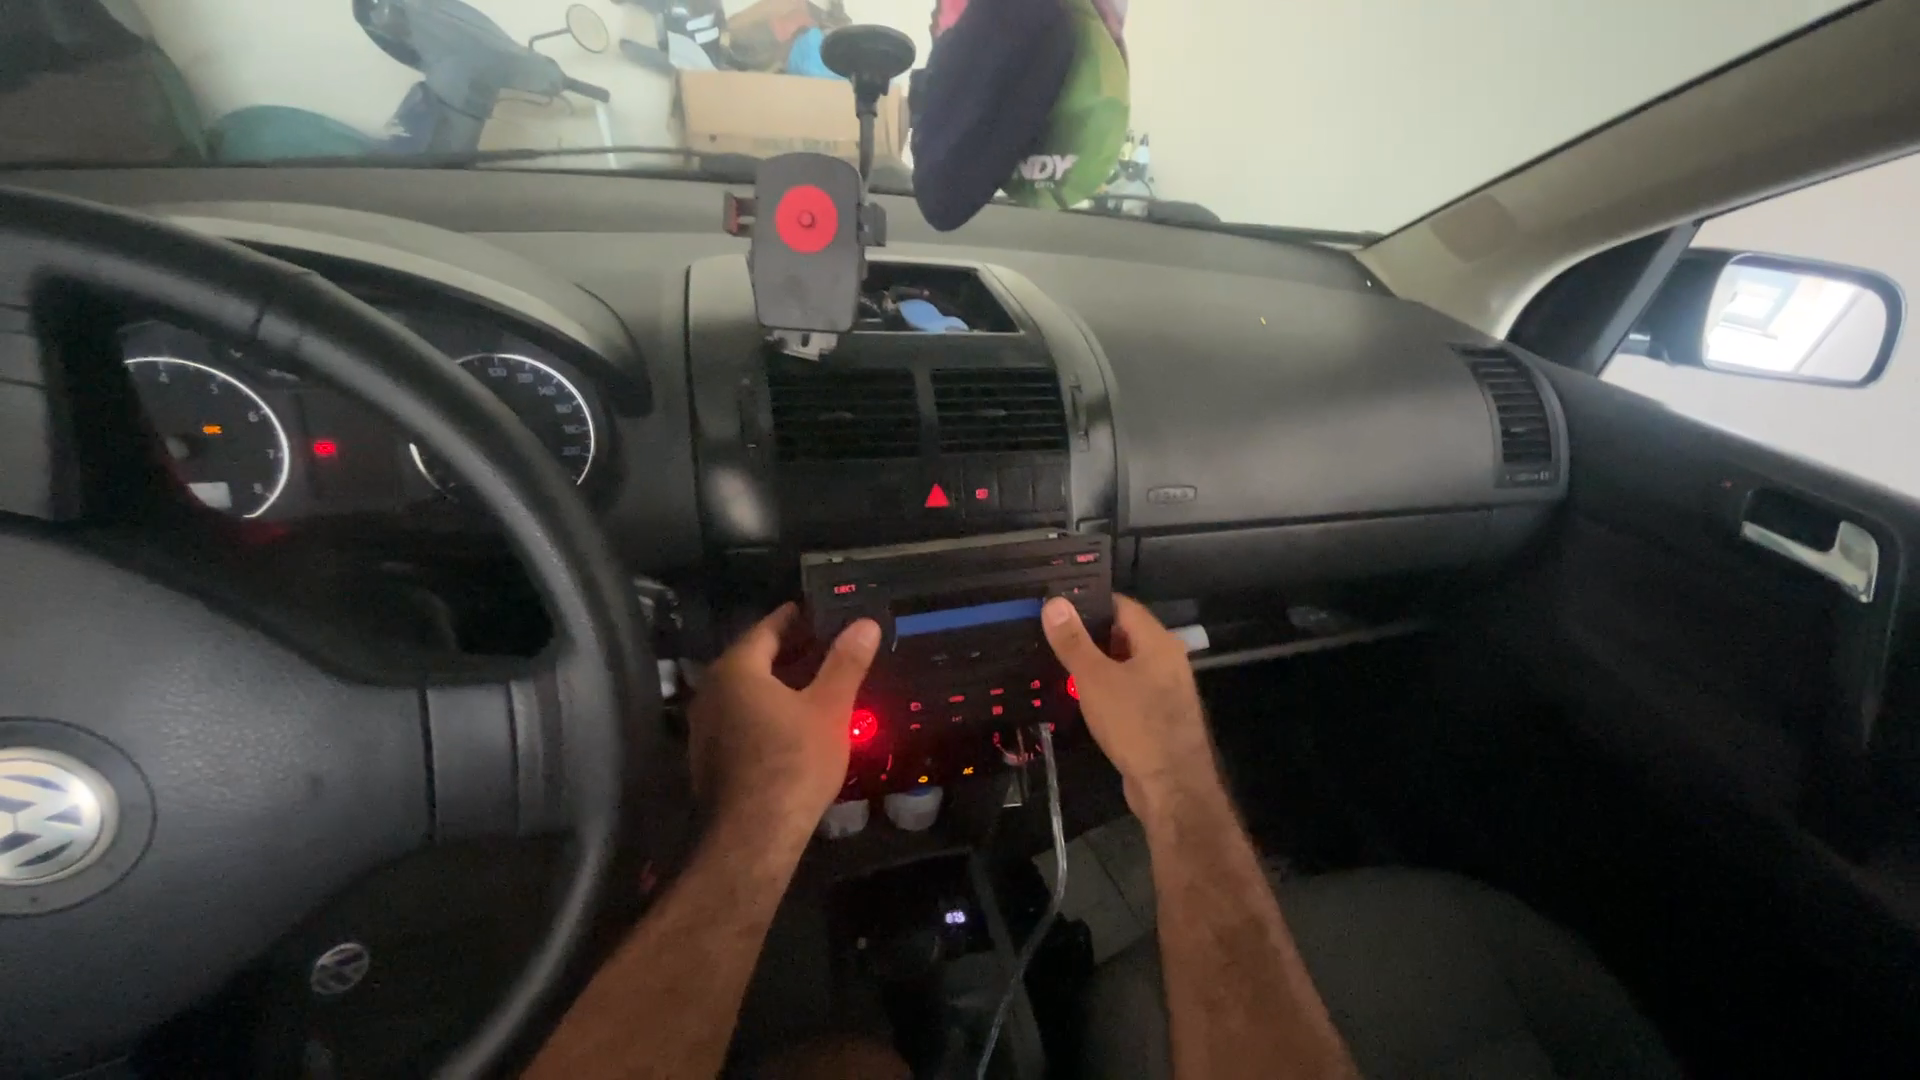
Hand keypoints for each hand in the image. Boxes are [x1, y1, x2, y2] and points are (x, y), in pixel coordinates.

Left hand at [689, 604, 881, 822]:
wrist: (754, 837)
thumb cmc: (794, 762)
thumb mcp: (829, 707)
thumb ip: (845, 662)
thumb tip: (865, 623)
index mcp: (736, 669)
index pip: (767, 628)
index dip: (797, 618)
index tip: (823, 613)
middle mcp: (711, 690)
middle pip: (755, 658)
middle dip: (791, 650)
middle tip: (829, 645)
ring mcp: (705, 726)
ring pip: (747, 690)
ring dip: (779, 682)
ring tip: (818, 681)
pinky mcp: (709, 756)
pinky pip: (741, 716)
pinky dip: (766, 709)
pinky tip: (794, 721)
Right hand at [1041, 594, 1219, 812]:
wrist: (1171, 787)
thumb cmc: (1135, 724)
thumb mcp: (1095, 679)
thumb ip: (1073, 641)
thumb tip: (1054, 602)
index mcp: (1157, 641)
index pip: (1121, 605)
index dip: (1089, 601)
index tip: (1055, 604)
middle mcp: (1167, 659)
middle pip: (1123, 633)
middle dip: (1087, 633)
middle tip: (1048, 632)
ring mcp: (1165, 688)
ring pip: (1124, 663)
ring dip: (1095, 663)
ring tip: (1056, 660)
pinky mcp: (1158, 715)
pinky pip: (1128, 689)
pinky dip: (1105, 687)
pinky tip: (1079, 695)